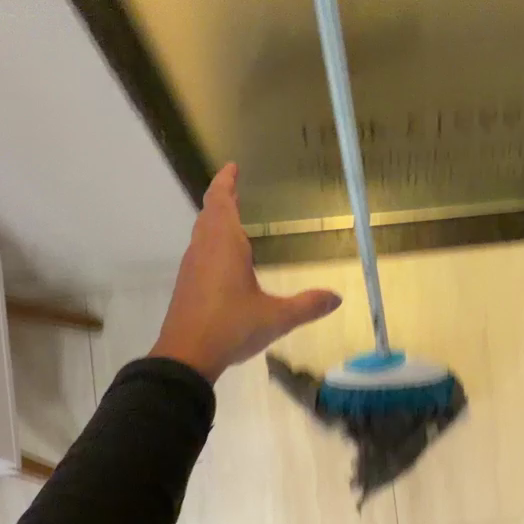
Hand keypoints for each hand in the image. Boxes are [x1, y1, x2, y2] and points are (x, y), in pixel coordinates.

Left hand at [149, 164, 341, 381]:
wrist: (187, 356)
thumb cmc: (232, 327)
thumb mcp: (277, 318)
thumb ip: (307, 305)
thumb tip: (336, 297)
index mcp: (224, 245)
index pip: (221, 201)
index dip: (226, 182)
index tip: (232, 167)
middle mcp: (204, 248)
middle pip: (209, 213)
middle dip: (222, 199)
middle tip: (234, 190)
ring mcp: (191, 267)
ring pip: (202, 234)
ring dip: (215, 223)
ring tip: (231, 223)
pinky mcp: (186, 286)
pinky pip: (200, 254)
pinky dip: (212, 246)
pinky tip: (224, 263)